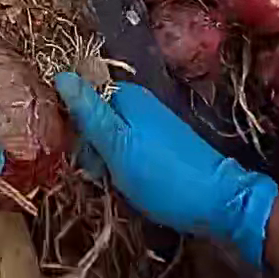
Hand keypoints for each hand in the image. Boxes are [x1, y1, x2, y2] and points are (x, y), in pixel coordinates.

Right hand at [53, 71, 278, 266]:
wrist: (218, 202)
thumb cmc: (162, 175)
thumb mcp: (117, 145)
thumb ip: (88, 112)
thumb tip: (60, 75)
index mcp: (126, 96)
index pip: (80, 98)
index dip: (70, 125)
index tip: (72, 150)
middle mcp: (138, 103)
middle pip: (93, 120)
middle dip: (88, 148)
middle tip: (98, 172)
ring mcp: (149, 124)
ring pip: (107, 139)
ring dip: (103, 163)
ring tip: (114, 183)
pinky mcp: (158, 145)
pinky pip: (125, 150)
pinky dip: (120, 168)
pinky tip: (127, 186)